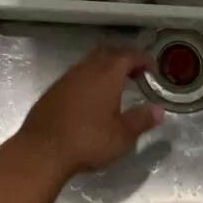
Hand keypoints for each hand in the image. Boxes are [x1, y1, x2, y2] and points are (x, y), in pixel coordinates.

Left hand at [18, 44, 164, 177]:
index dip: (142, 59)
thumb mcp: (122, 135)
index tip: (152, 67)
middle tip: (135, 70)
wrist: (43, 150)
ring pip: (90, 62)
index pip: (128, 56)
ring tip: (116, 83)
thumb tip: (159, 110)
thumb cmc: (88, 140)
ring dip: (105, 66)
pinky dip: (90, 77)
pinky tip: (91, 96)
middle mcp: (87, 69)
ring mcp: (67, 78)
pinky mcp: (54, 90)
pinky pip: (77, 74)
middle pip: (108, 52)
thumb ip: (141, 119)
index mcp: (107, 74)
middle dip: (123, 57)